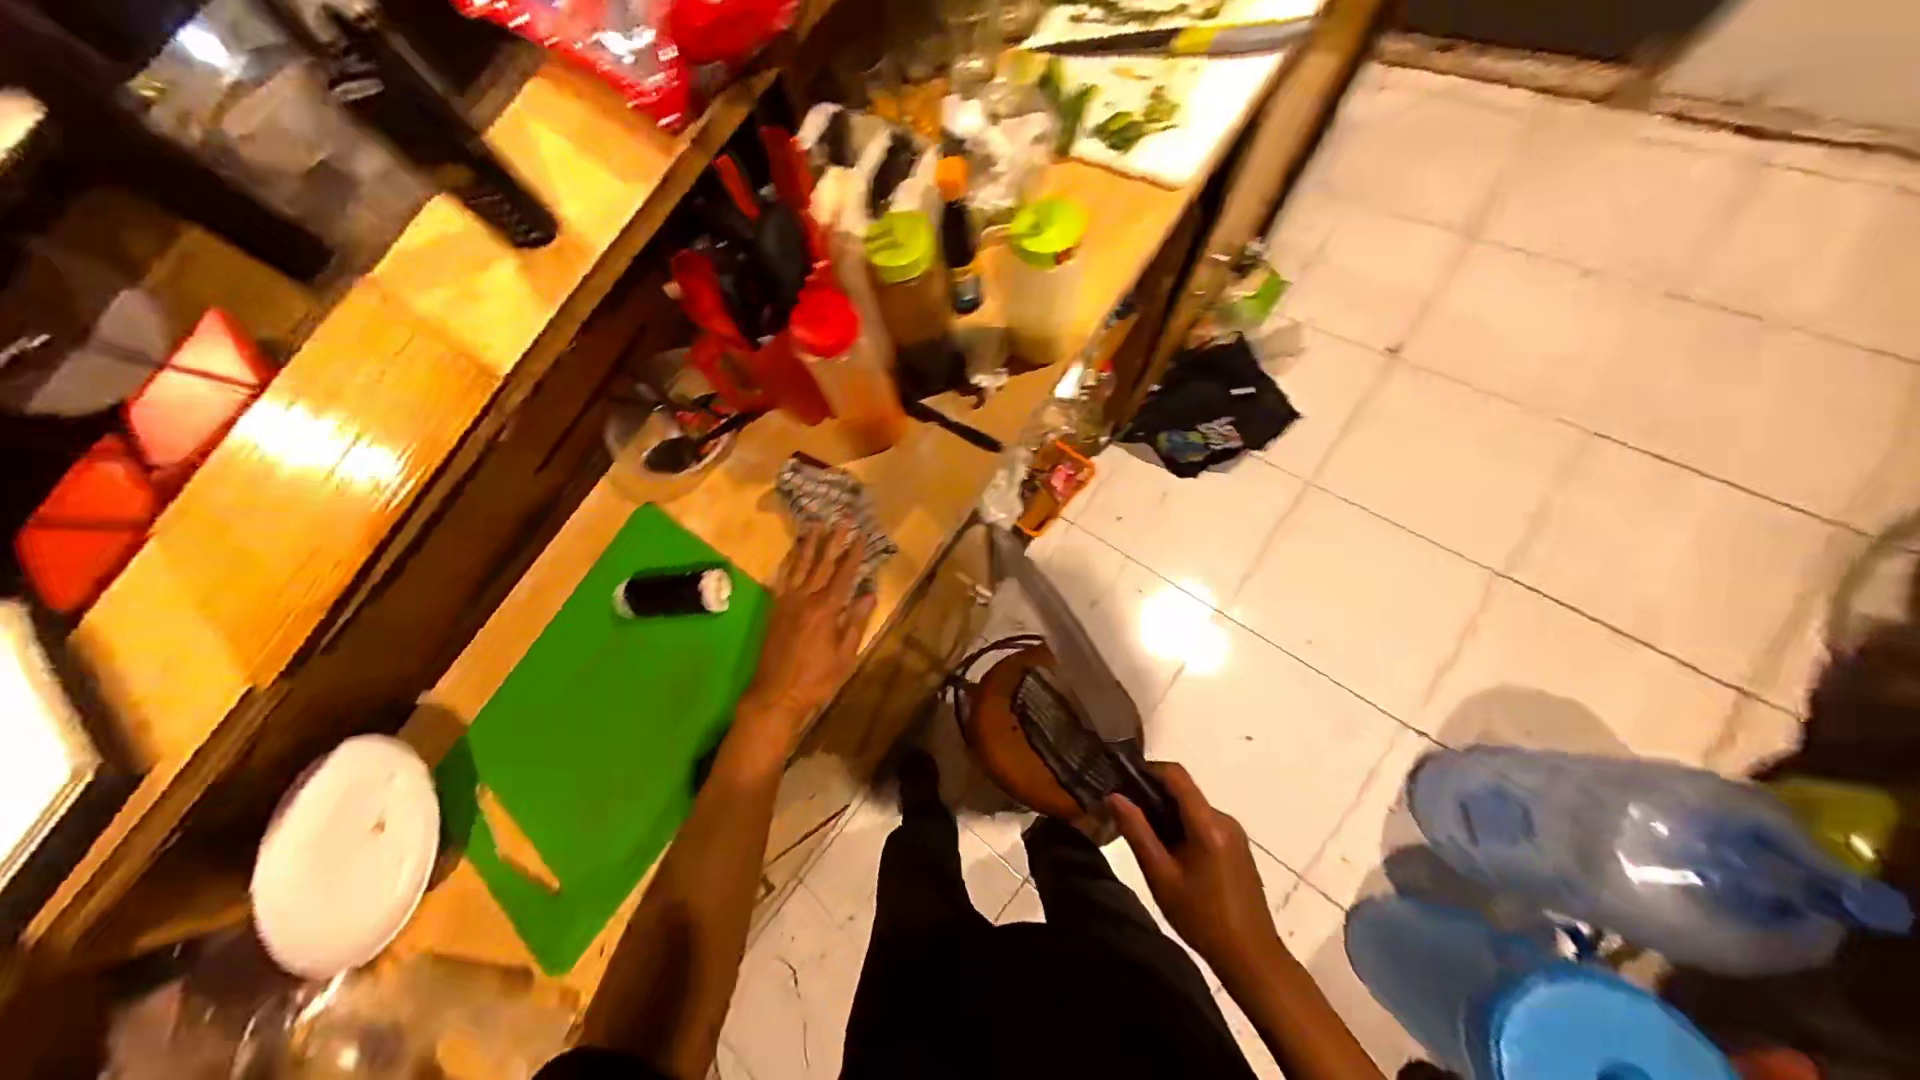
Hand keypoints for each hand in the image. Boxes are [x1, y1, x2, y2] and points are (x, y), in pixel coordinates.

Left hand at [737, 523, 876, 740]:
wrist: (775, 695)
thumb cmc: (816, 680)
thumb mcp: (845, 655)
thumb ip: (856, 622)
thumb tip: (869, 594)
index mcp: (827, 610)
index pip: (844, 575)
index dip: (853, 554)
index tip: (861, 535)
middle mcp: (805, 599)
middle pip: (821, 564)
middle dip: (833, 540)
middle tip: (840, 519)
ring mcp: (786, 602)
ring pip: (799, 566)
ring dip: (808, 545)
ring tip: (814, 525)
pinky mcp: (773, 610)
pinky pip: (781, 580)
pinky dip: (788, 564)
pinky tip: (791, 554)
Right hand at [1109, 762, 1282, 975]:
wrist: (1252, 958)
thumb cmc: (1202, 918)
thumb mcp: (1161, 877)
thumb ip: (1137, 832)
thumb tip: (1114, 796)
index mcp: (1208, 824)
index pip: (1176, 775)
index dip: (1148, 769)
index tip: (1122, 779)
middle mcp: (1225, 820)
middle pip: (1184, 792)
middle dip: (1153, 797)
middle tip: (1125, 816)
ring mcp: (1234, 833)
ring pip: (1193, 809)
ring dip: (1167, 815)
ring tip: (1144, 839)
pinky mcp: (1238, 847)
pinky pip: (1204, 824)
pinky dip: (1183, 828)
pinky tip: (1169, 855)